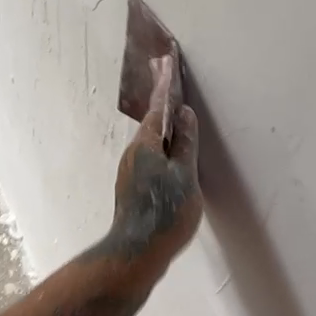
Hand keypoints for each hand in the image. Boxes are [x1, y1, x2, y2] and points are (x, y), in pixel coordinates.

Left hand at [104, 58, 202, 268]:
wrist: (137, 253)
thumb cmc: (166, 213)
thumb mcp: (185, 175)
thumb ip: (186, 144)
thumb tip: (185, 115)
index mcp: (145, 145)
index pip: (158, 109)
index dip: (165, 87)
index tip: (166, 63)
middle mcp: (132, 155)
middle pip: (153, 127)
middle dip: (166, 110)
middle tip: (177, 90)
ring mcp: (130, 175)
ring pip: (152, 147)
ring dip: (166, 135)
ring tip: (183, 128)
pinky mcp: (133, 192)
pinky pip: (151, 163)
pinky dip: (164, 155)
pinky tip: (175, 165)